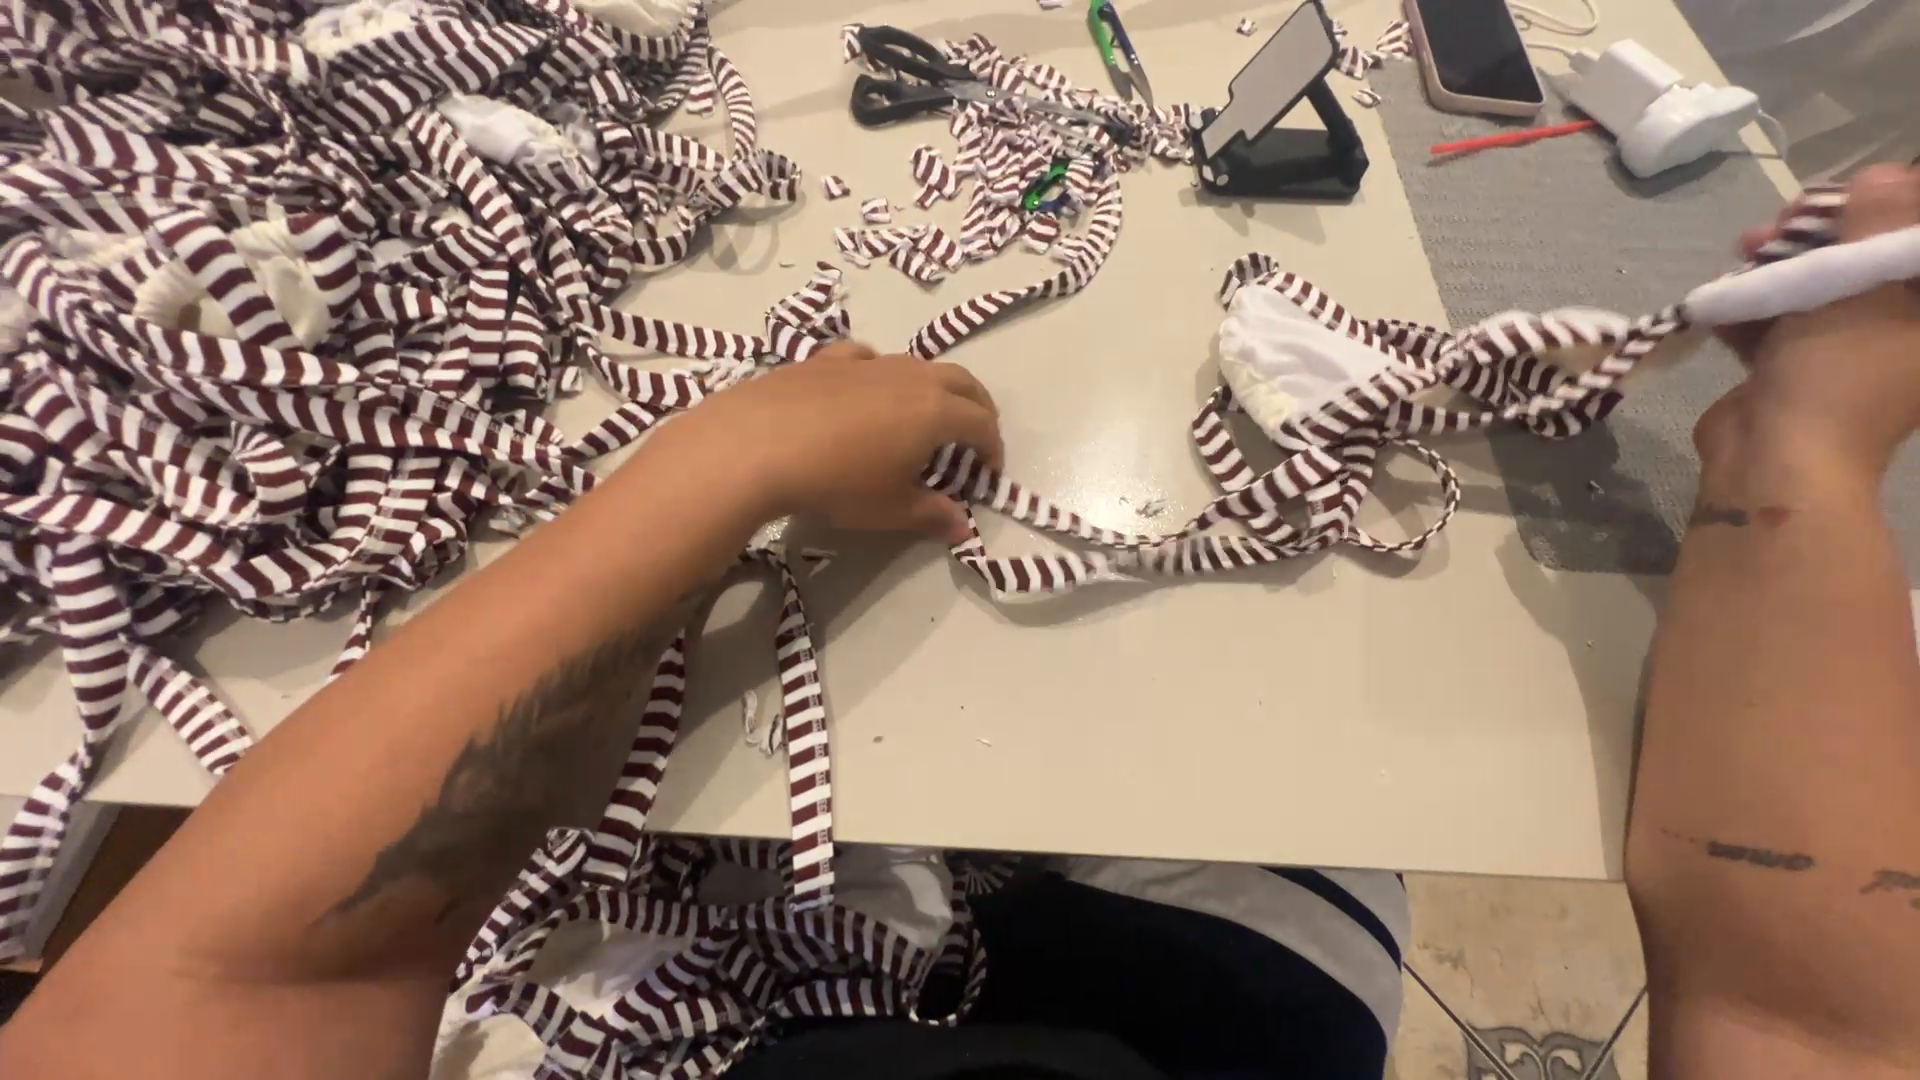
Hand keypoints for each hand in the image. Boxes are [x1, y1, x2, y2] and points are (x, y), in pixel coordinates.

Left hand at [690, 342, 1002, 543]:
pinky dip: (881, 375)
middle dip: (977, 407)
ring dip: (932, 390)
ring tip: (921, 419)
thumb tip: (962, 528)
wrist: (756, 444)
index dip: (993, 449)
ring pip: (916, 365)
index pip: (982, 423)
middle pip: (961, 381)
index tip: (988, 475)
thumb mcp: (891, 508)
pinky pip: (867, 360)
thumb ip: (933, 515)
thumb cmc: (838, 481)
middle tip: (974, 436)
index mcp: (935, 411)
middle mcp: (909, 376)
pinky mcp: (825, 359)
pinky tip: (865, 391)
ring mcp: (867, 362)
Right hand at [1700, 165, 1919, 482]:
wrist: (1777, 458)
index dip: (1891, 206)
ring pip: (1819, 288)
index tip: (1846, 194)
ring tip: (1737, 252)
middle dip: (1824, 234)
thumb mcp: (1863, 292)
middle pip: (1872, 259)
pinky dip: (1751, 308)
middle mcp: (1906, 326)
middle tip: (1778, 222)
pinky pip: (1780, 324)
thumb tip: (1879, 176)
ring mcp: (1850, 348)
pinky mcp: (1797, 368)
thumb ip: (1873, 230)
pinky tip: (1723, 298)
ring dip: (1776, 268)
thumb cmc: (1839, 376)